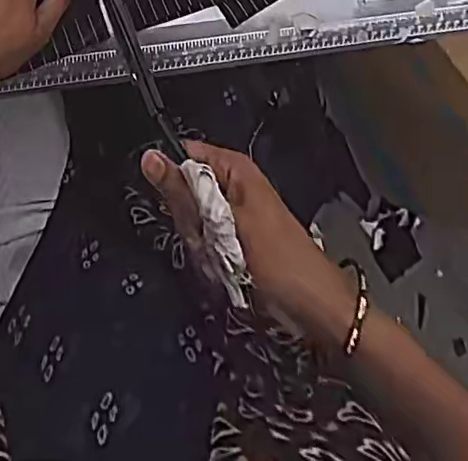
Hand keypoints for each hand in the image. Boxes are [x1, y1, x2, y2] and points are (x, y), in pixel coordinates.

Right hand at [142, 141, 355, 333]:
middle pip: (183, 190)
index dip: (169, 177)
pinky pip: (203, 239)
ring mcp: (232, 214)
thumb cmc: (281, 264)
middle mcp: (233, 184)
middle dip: (185, 219)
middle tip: (203, 238)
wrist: (317, 312)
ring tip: (215, 257)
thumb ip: (183, 192)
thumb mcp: (223, 224)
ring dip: (196, 242)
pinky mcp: (234, 239)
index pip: (181, 154)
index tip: (169, 201)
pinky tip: (219, 267)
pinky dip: (206, 255)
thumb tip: (150, 157)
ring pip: (190, 219)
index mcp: (235, 167)